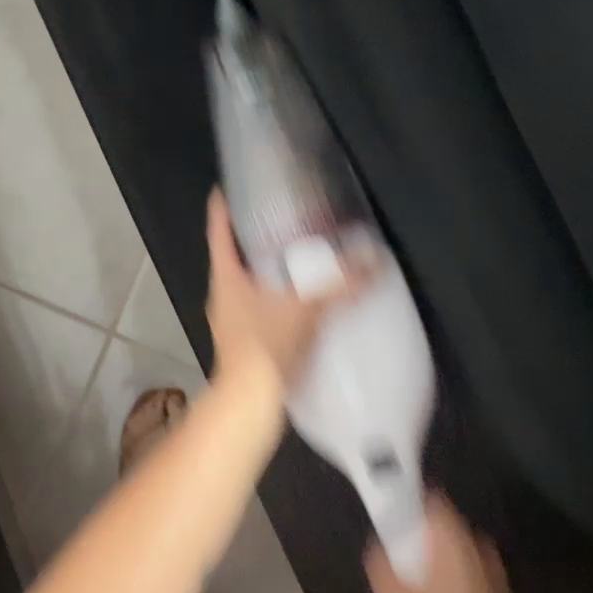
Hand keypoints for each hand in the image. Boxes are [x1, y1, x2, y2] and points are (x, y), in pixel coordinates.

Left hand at [204, 189, 363, 395]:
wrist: (249, 404)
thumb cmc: (266, 346)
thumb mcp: (306, 308)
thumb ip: (340, 284)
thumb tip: (374, 259)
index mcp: (226, 277)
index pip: (218, 232)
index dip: (221, 208)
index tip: (224, 188)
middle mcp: (222, 295)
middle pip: (232, 257)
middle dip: (252, 239)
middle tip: (278, 219)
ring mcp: (229, 320)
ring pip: (245, 284)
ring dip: (264, 270)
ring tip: (293, 256)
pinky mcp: (243, 342)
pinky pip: (257, 308)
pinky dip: (274, 298)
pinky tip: (298, 301)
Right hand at [368, 495, 561, 592]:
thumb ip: (381, 564)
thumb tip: (380, 549)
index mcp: (454, 540)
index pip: (424, 496)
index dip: (400, 500)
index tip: (384, 514)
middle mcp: (479, 548)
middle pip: (438, 527)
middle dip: (415, 542)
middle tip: (398, 569)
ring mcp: (495, 574)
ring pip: (453, 554)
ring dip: (433, 566)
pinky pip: (468, 576)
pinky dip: (451, 586)